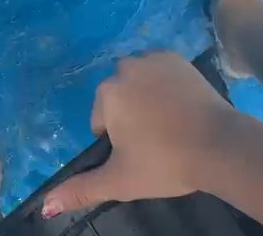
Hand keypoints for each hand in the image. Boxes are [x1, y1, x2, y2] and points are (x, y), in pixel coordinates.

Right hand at [41, 52, 238, 214]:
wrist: (217, 144)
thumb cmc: (164, 162)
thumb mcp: (120, 181)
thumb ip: (81, 189)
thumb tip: (44, 204)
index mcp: (107, 93)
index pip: (102, 120)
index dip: (119, 142)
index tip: (142, 154)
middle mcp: (124, 66)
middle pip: (120, 97)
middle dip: (131, 116)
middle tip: (156, 141)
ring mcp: (151, 58)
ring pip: (139, 82)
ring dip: (147, 98)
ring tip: (171, 125)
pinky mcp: (176, 57)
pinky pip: (161, 71)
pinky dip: (166, 85)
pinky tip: (181, 106)